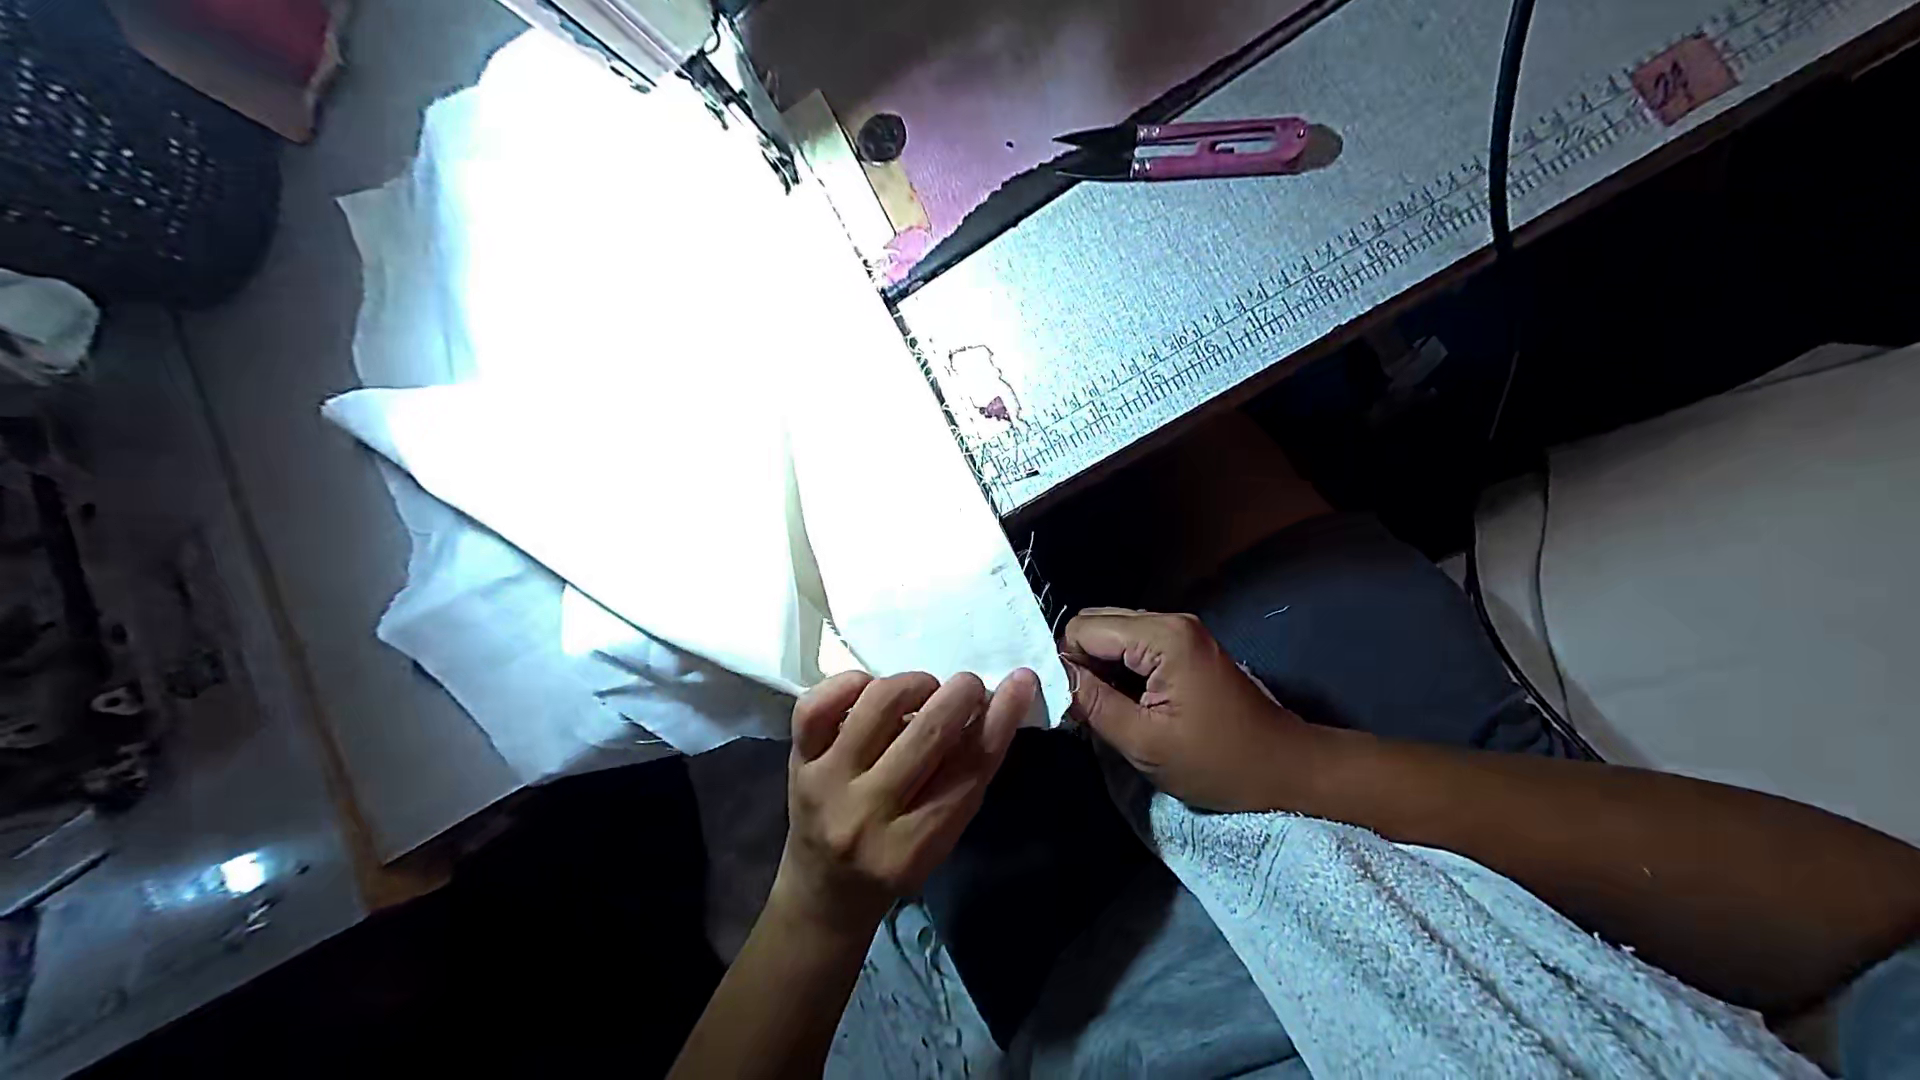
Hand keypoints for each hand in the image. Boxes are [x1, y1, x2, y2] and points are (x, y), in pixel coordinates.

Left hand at [770, 668, 1036, 938]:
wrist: (824, 891)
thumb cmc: (894, 863)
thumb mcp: (941, 838)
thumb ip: (965, 777)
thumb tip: (992, 704)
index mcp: (913, 846)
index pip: (969, 770)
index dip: (1001, 719)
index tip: (1020, 681)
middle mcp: (866, 814)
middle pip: (927, 734)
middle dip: (960, 695)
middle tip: (969, 687)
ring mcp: (825, 783)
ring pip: (878, 705)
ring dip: (914, 683)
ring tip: (923, 690)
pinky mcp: (797, 759)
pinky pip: (817, 703)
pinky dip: (850, 683)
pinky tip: (869, 689)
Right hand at [1062, 608, 1314, 811]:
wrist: (1286, 771)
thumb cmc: (1218, 763)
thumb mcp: (1145, 742)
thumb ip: (1091, 703)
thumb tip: (1049, 675)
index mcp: (1162, 637)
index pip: (1083, 628)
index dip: (1066, 661)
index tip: (1067, 701)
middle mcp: (1170, 620)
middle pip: (1097, 623)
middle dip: (1081, 661)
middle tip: (1084, 706)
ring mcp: (1181, 631)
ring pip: (1113, 633)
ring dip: (1100, 666)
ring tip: (1104, 706)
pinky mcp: (1185, 645)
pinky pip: (1134, 644)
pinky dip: (1120, 668)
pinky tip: (1126, 700)